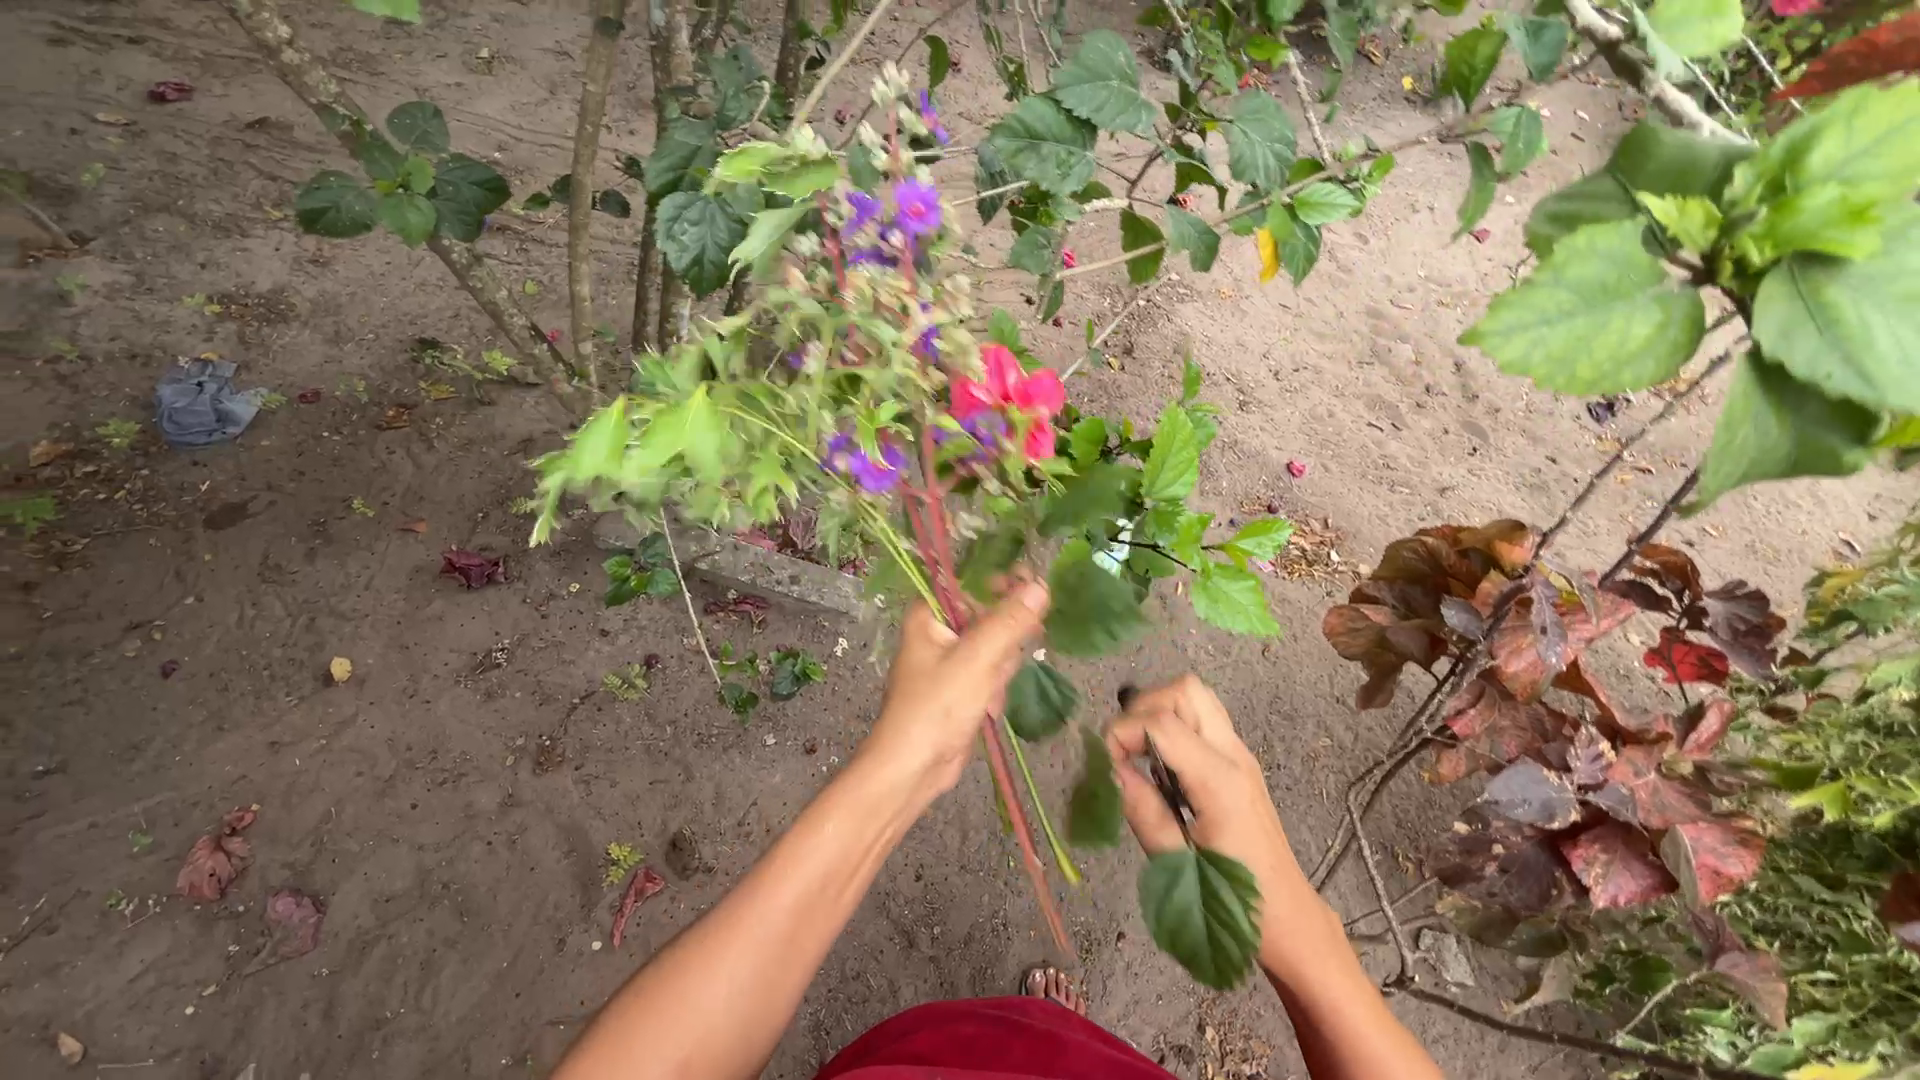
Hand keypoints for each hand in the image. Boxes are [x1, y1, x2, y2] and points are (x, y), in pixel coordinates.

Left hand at [857, 581, 1049, 798]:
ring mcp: (950, 659)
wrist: (913, 768)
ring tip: (988, 693)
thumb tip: (1041, 586)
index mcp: (930, 613)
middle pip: (989, 614)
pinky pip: (991, 673)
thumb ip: (1010, 622)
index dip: (1004, 583)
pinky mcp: (960, 685)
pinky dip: (995, 688)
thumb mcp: (977, 660)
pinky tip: (987, 709)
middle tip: (1008, 658)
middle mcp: (938, 630)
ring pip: (996, 646)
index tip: (1035, 590)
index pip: (973, 581)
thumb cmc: (936, 708)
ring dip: (1001, 669)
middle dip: (1005, 641)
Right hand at [1106, 676, 1334, 978]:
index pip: (1161, 721)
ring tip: (1140, 754)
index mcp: (1218, 780)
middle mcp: (1233, 755)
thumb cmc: (1232, 899)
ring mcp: (1240, 755)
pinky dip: (1174, 726)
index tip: (1106, 764)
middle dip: (1144, 707)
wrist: (1287, 917)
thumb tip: (1110, 769)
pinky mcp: (1238, 763)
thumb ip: (1142, 810)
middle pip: (1186, 690)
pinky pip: (1202, 720)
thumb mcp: (1175, 864)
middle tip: (1124, 749)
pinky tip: (1162, 767)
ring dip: (1160, 712)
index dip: (1122, 732)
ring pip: (1196, 697)